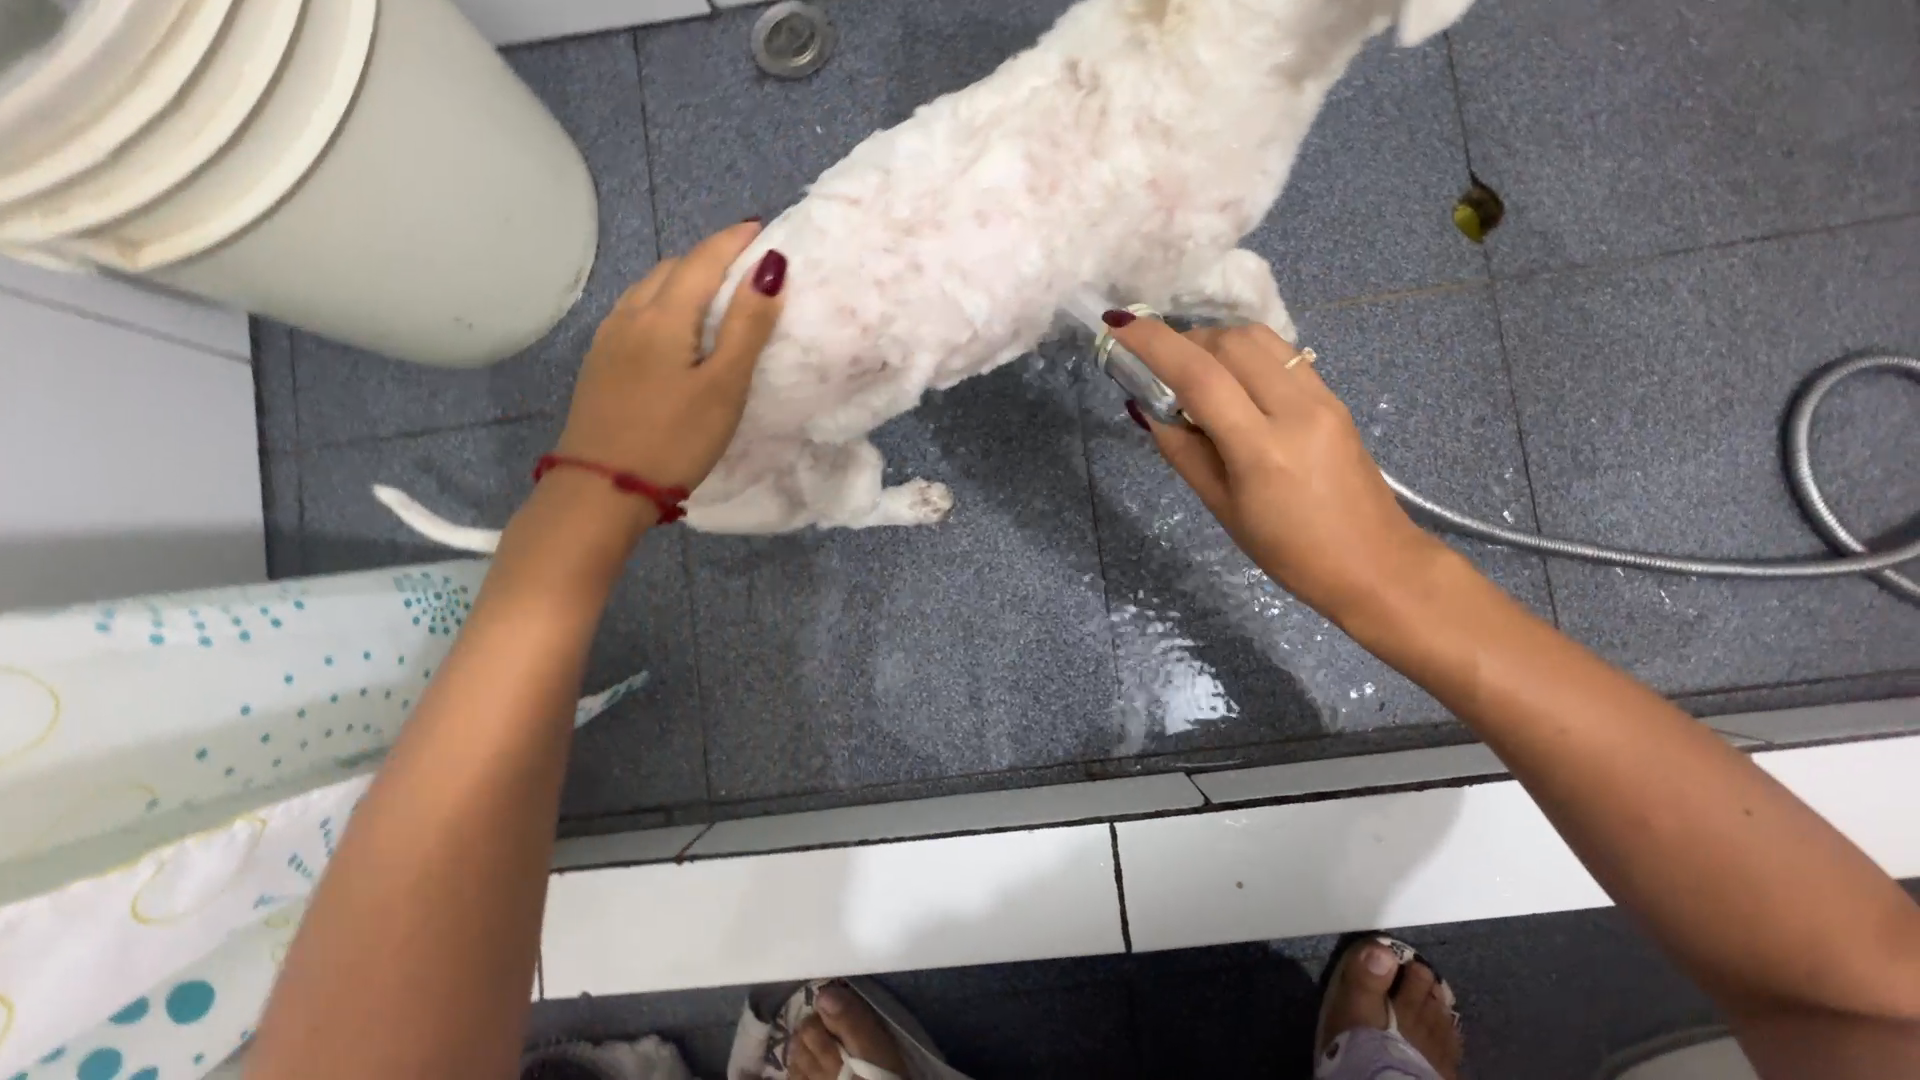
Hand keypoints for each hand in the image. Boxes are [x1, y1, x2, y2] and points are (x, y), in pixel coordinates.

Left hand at [554, 222, 786, 492]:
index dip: (734, 240)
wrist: (601, 489)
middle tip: (744, 267)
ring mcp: (608, 339)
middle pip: (673, 268)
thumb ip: (748, 326)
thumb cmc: (674, 439)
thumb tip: (770, 266)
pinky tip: (672, 329)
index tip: (762, 230)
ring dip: (683, 280)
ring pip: (649, 290)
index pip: (703, 260)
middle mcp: (630, 315)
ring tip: (713, 294)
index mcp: (664, 316)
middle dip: (709, 257)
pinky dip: (662, 304)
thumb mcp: (724, 386)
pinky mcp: (599, 364)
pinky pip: (635, 314)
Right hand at [1108, 316, 1447, 621]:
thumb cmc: (1288, 552)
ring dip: (1216, 339)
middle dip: (1185, 340)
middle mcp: (1296, 410)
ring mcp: (1322, 398)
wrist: (1375, 563)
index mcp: (1261, 449)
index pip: (1200, 377)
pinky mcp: (1334, 398)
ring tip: (1193, 368)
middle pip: (1231, 342)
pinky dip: (1245, 353)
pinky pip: (1282, 355)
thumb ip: (1183, 452)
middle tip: (1157, 363)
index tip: (1119, 325)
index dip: (1154, 343)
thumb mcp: (1222, 508)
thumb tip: (1149, 409)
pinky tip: (1231, 380)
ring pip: (1259, 338)